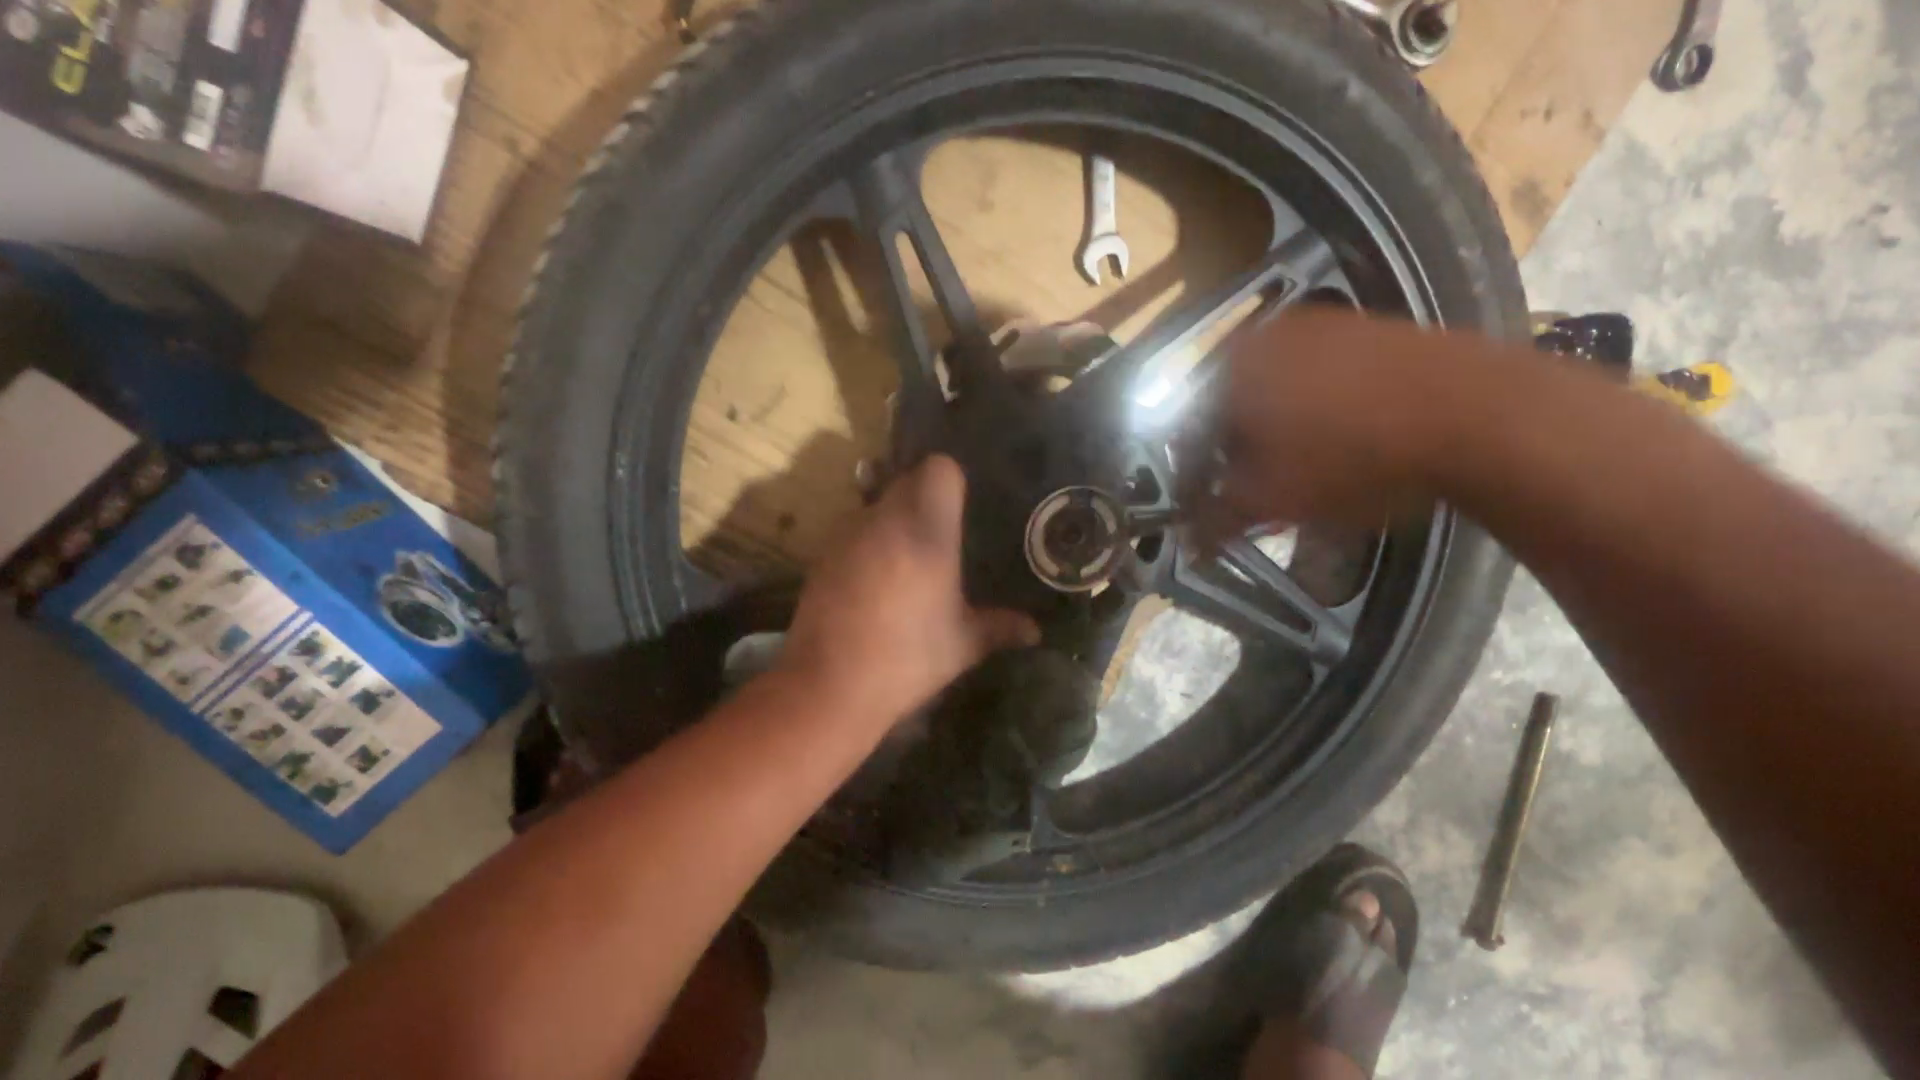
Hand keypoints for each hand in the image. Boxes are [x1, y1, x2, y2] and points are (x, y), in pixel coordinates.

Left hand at [778, 455, 1039, 725]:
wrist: (829, 685)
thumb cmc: (906, 660)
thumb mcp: (962, 646)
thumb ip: (999, 628)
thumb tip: (1035, 631)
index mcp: (926, 532)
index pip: (939, 468)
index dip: (952, 482)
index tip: (963, 511)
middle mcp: (884, 520)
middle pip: (906, 480)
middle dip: (924, 499)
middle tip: (942, 536)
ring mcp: (847, 535)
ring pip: (876, 505)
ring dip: (893, 522)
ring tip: (908, 562)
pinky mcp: (822, 555)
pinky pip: (853, 532)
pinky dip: (868, 545)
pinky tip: (876, 584)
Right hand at [1185, 309, 1490, 541]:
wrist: (1477, 412)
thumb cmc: (1355, 459)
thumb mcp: (1275, 500)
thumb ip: (1218, 518)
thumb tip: (1190, 541)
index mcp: (1226, 371)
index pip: (1186, 434)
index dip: (1196, 481)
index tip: (1213, 512)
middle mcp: (1263, 335)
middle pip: (1230, 408)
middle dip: (1238, 456)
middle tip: (1259, 498)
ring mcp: (1319, 325)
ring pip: (1276, 391)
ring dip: (1278, 435)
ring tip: (1304, 477)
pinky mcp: (1367, 329)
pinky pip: (1320, 377)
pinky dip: (1317, 412)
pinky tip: (1345, 443)